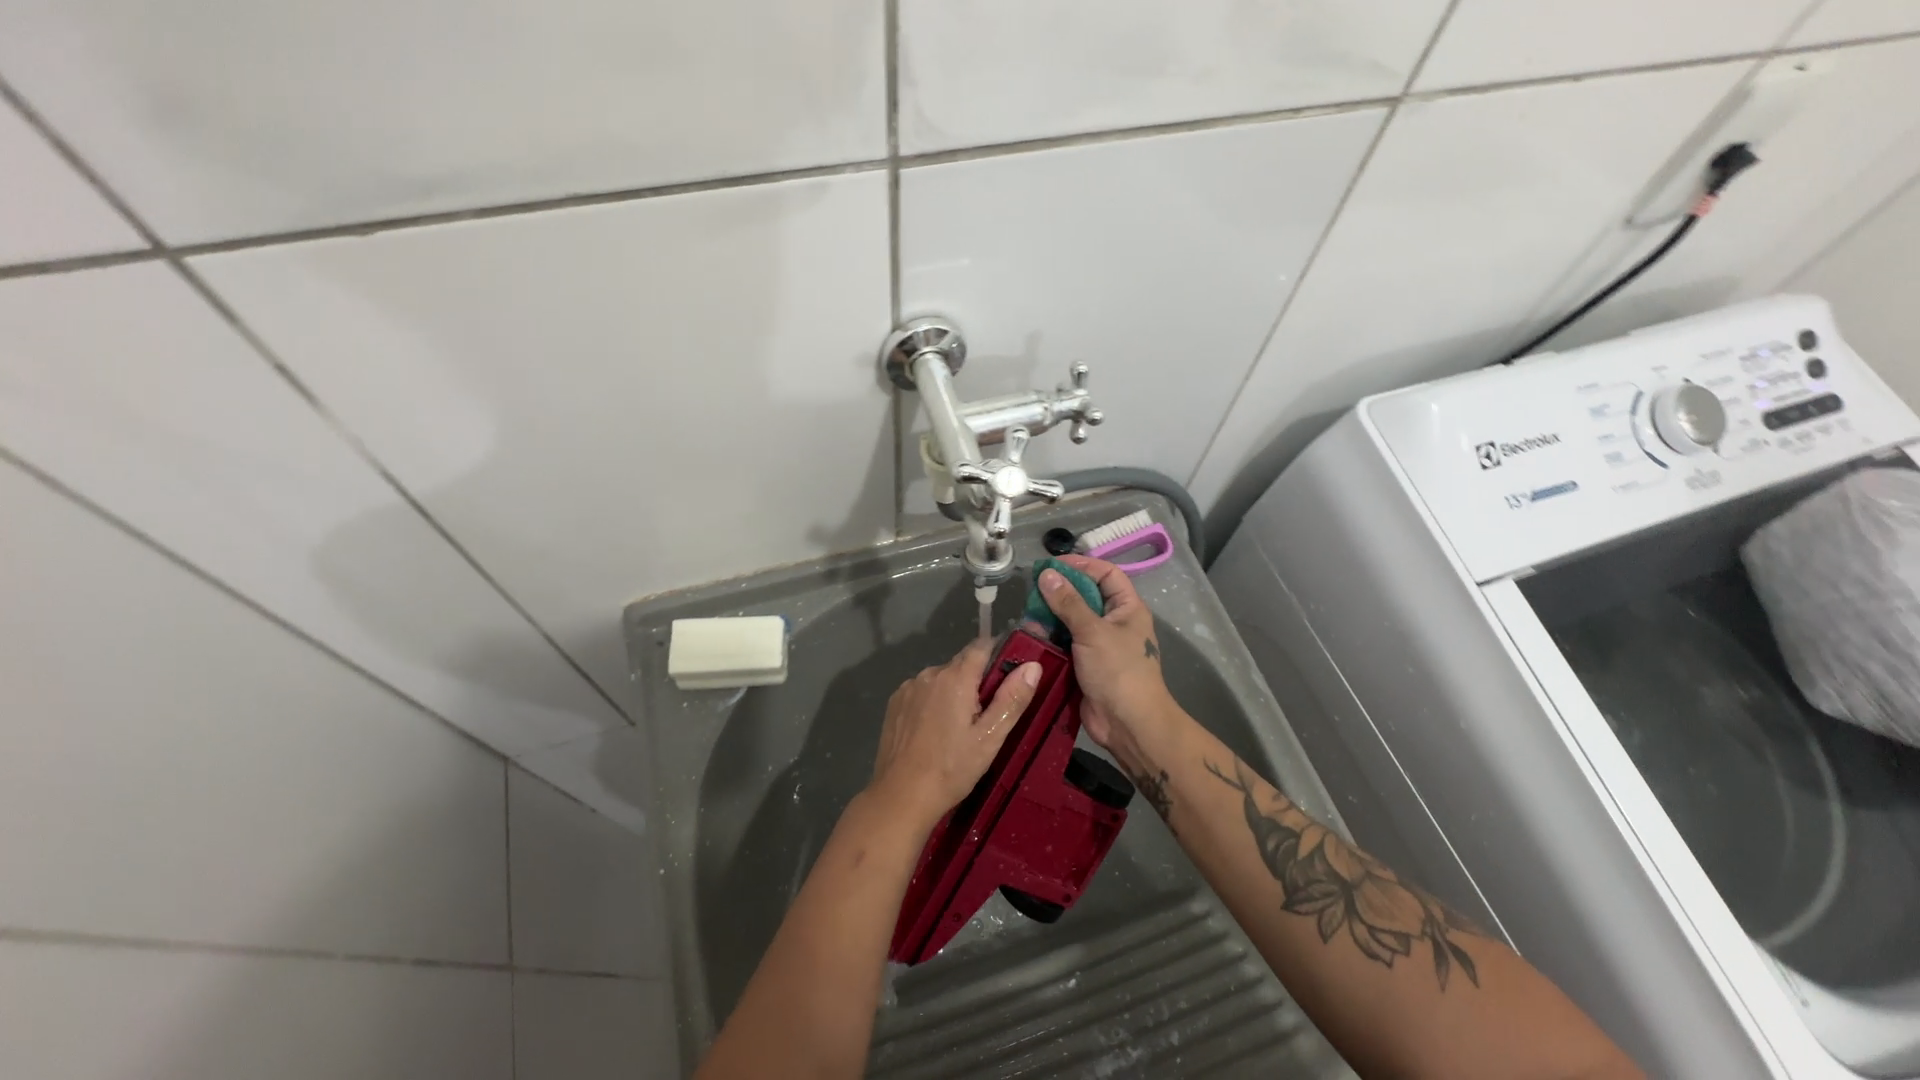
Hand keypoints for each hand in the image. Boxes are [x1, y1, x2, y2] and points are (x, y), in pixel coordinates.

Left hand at [867, 640, 1041, 831]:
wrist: (902, 795)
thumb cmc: (952, 769)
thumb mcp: (990, 738)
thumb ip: (1012, 699)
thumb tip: (1033, 665)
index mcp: (955, 678)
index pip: (981, 647)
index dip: (997, 657)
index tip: (1006, 680)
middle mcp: (929, 674)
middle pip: (960, 665)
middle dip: (975, 682)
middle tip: (983, 718)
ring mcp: (908, 688)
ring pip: (940, 679)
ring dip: (952, 693)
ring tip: (956, 729)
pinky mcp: (895, 703)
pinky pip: (922, 692)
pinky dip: (931, 703)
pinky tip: (933, 732)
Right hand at [1038, 556, 1182, 773]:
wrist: (1128, 724)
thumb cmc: (1118, 671)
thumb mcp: (1093, 631)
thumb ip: (1068, 602)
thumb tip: (1047, 574)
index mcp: (1127, 608)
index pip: (1106, 574)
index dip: (1081, 565)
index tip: (1052, 565)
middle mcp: (1114, 622)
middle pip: (1085, 596)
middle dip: (1060, 592)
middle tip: (1032, 588)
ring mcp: (1099, 644)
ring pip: (1071, 621)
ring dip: (1050, 616)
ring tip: (1027, 613)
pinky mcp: (1084, 664)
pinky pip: (1064, 643)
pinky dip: (1048, 638)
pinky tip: (1030, 634)